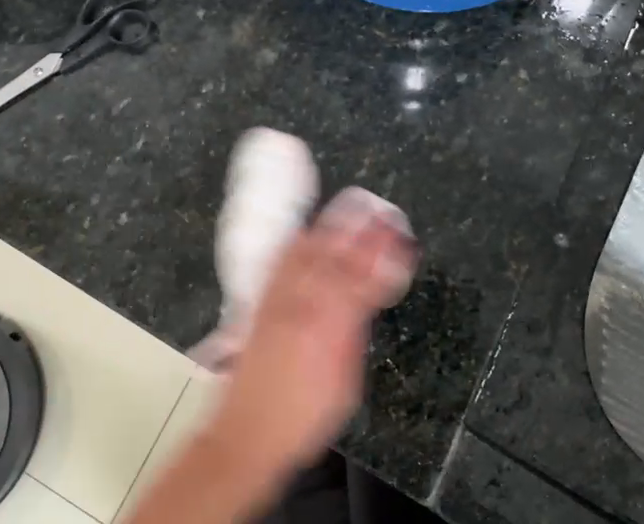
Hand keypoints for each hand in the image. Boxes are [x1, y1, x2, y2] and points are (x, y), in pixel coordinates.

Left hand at [204, 191, 416, 484]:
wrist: (245, 435)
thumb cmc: (298, 420)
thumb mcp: (344, 385)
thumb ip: (354, 335)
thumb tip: (367, 301)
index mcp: (330, 329)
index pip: (363, 278)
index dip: (382, 253)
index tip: (397, 234)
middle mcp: (302, 309)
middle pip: (334, 257)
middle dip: (358, 228)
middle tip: (377, 208)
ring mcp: (277, 304)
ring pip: (305, 255)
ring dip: (330, 228)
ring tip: (349, 208)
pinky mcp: (259, 307)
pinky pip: (279, 264)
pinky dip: (297, 243)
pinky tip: (304, 232)